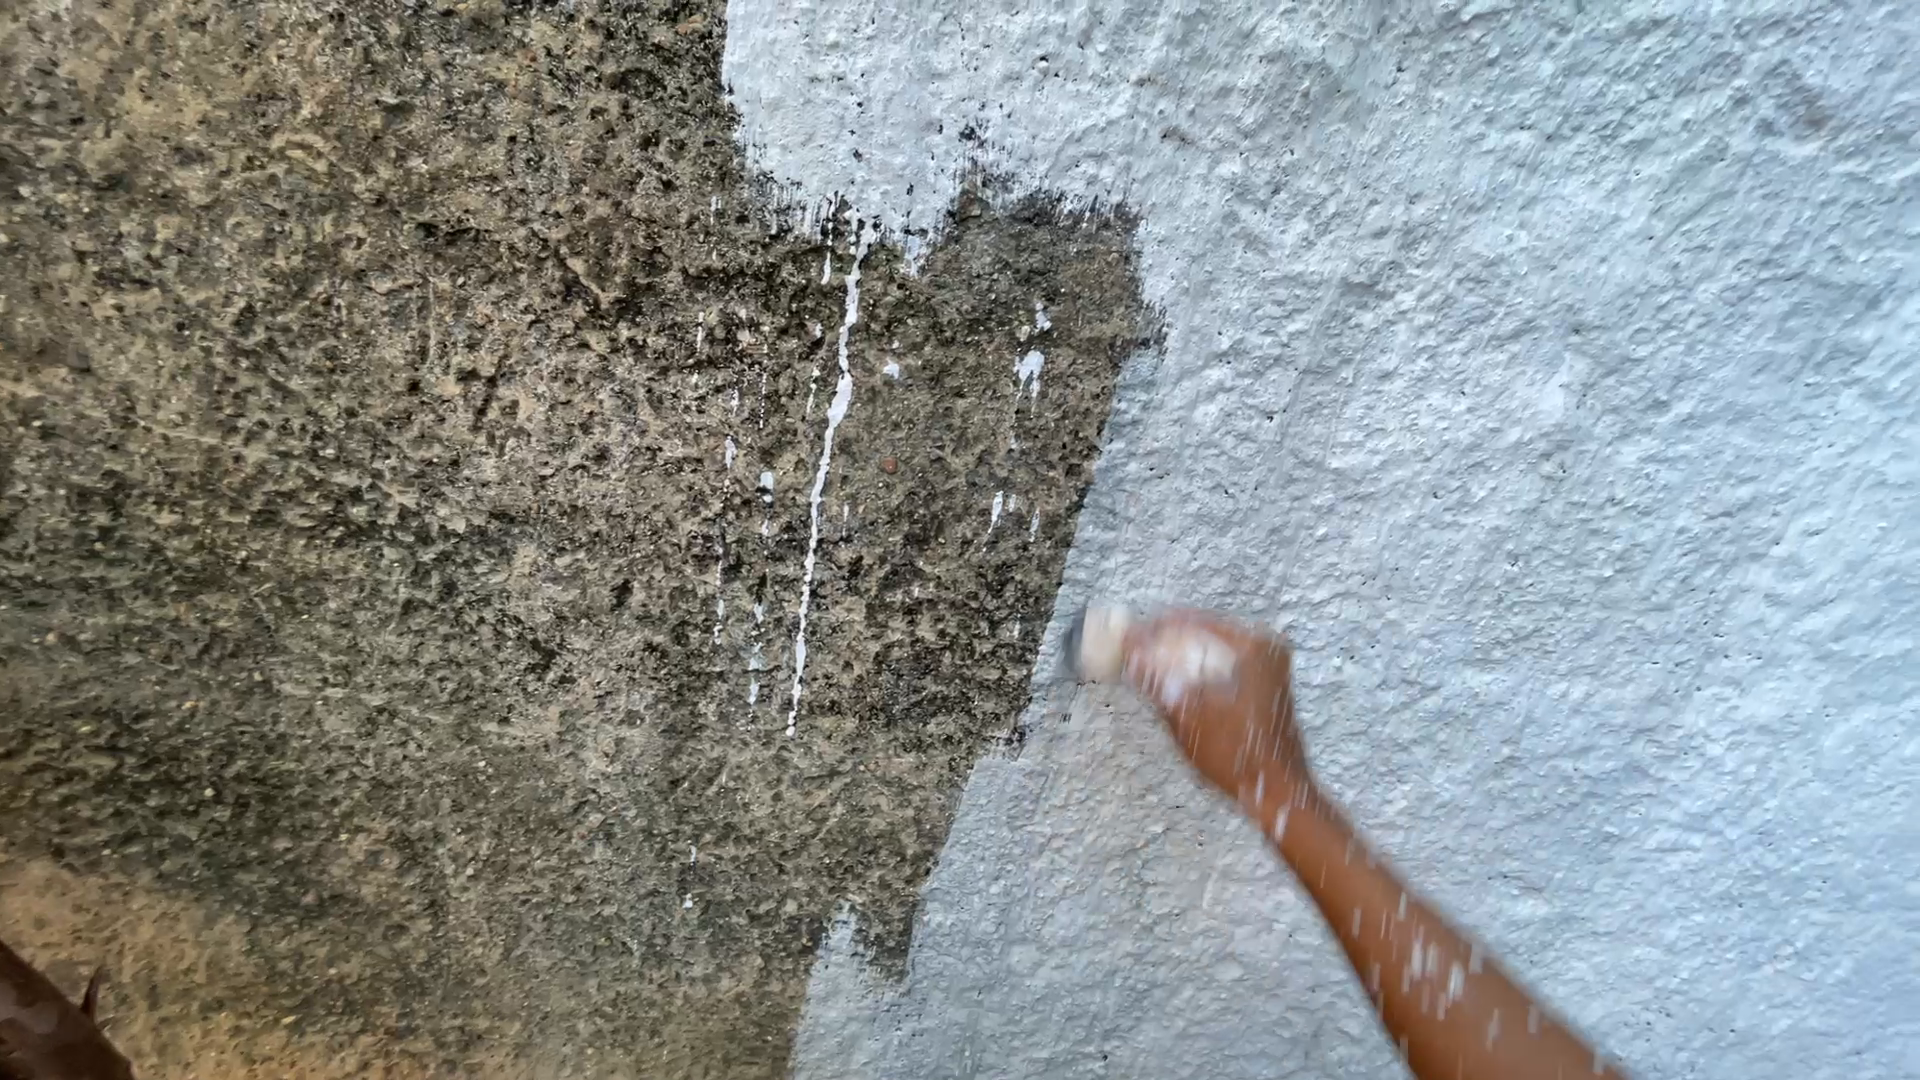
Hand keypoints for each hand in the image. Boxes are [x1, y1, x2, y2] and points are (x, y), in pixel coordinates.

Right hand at [1113, 609, 1312, 815]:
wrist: (1276, 792)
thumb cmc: (1237, 755)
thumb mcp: (1183, 712)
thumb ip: (1154, 676)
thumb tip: (1128, 650)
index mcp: (1250, 644)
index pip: (1189, 621)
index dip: (1152, 629)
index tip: (1126, 637)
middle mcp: (1264, 645)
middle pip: (1201, 629)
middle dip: (1164, 639)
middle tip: (1132, 649)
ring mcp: (1269, 662)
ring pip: (1210, 644)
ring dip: (1179, 652)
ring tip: (1146, 663)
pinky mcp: (1266, 679)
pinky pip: (1222, 659)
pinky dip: (1197, 665)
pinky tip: (1174, 677)